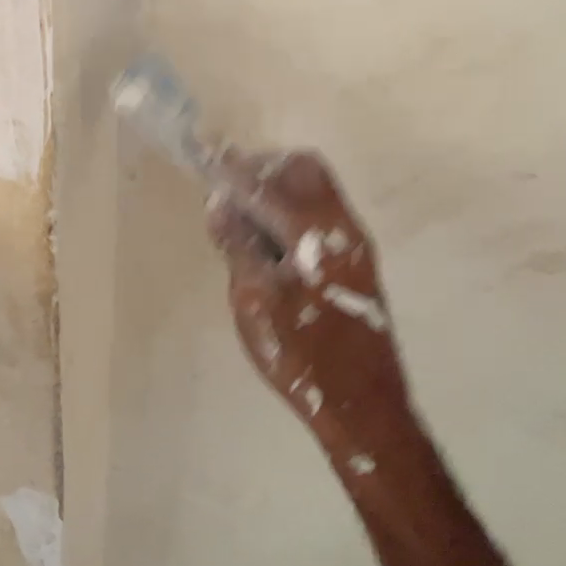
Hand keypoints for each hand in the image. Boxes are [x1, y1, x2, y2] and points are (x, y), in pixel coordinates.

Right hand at [203, 149, 409, 448]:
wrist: (362, 405)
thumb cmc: (301, 353)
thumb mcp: (253, 299)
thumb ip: (238, 245)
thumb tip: (220, 203)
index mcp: (316, 235)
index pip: (267, 184)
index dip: (232, 172)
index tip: (203, 159)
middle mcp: (342, 228)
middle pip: (303, 169)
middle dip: (260, 168)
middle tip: (224, 186)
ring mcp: (353, 244)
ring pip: (313, 189)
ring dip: (274, 187)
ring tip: (237, 214)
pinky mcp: (353, 262)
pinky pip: (317, 212)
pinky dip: (286, 208)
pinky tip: (261, 237)